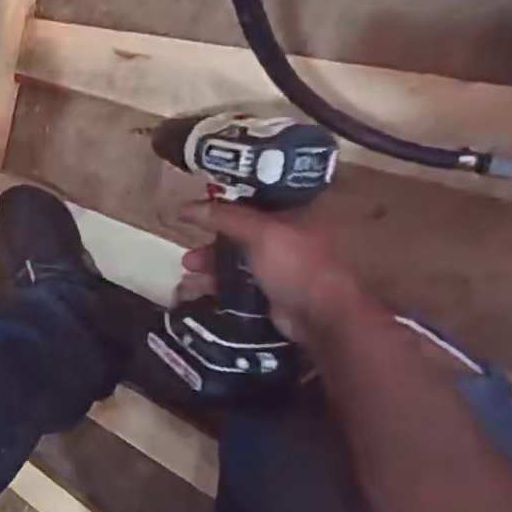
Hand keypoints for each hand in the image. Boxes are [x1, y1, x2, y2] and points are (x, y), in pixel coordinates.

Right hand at [176, 198, 374, 341]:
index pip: (265, 189)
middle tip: (192, 239)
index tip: (205, 195)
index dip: (234, 192)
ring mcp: (291, 262)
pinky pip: (244, 280)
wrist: (327, 321)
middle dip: (216, 235)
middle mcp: (301, 230)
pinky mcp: (280, 289)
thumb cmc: (301, 264)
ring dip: (214, 261)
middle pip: (249, 225)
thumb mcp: (261, 233)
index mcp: (307, 206)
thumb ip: (223, 216)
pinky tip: (196, 287)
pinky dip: (222, 282)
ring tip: (188, 268)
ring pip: (244, 255)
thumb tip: (183, 206)